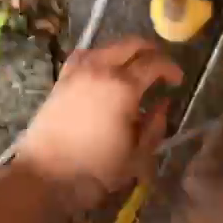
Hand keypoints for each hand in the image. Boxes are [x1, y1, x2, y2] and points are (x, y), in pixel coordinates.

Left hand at [16, 36, 182, 207]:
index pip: (155, 63)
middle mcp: (102, 70)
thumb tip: (162, 104)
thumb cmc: (95, 170)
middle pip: (131, 44)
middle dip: (151, 51)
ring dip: (126, 51)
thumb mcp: (136, 156)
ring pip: (108, 46)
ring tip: (134, 67)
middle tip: (160, 66)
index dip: (171, 68)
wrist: (44, 177)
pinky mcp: (61, 80)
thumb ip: (155, 126)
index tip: (177, 80)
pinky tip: (102, 69)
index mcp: (124, 87)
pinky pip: (84, 55)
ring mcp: (78, 72)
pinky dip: (99, 56)